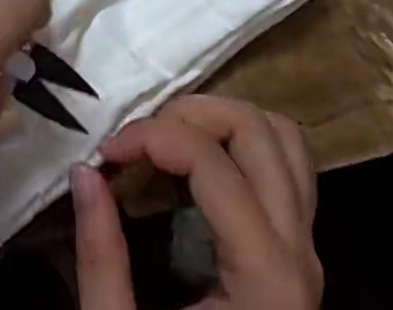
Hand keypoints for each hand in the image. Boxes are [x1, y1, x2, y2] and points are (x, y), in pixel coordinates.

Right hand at [71, 97, 321, 309]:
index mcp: (265, 278)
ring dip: (223, 121)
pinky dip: (241, 144)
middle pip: (262, 133)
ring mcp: (309, 252)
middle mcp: (302, 254)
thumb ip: (102, 258)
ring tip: (168, 139)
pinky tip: (197, 165)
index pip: (212, 161)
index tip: (102, 156)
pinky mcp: (300, 255)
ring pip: (287, 142)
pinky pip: (287, 170)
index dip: (150, 137)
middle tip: (138, 139)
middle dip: (190, 114)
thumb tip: (83, 172)